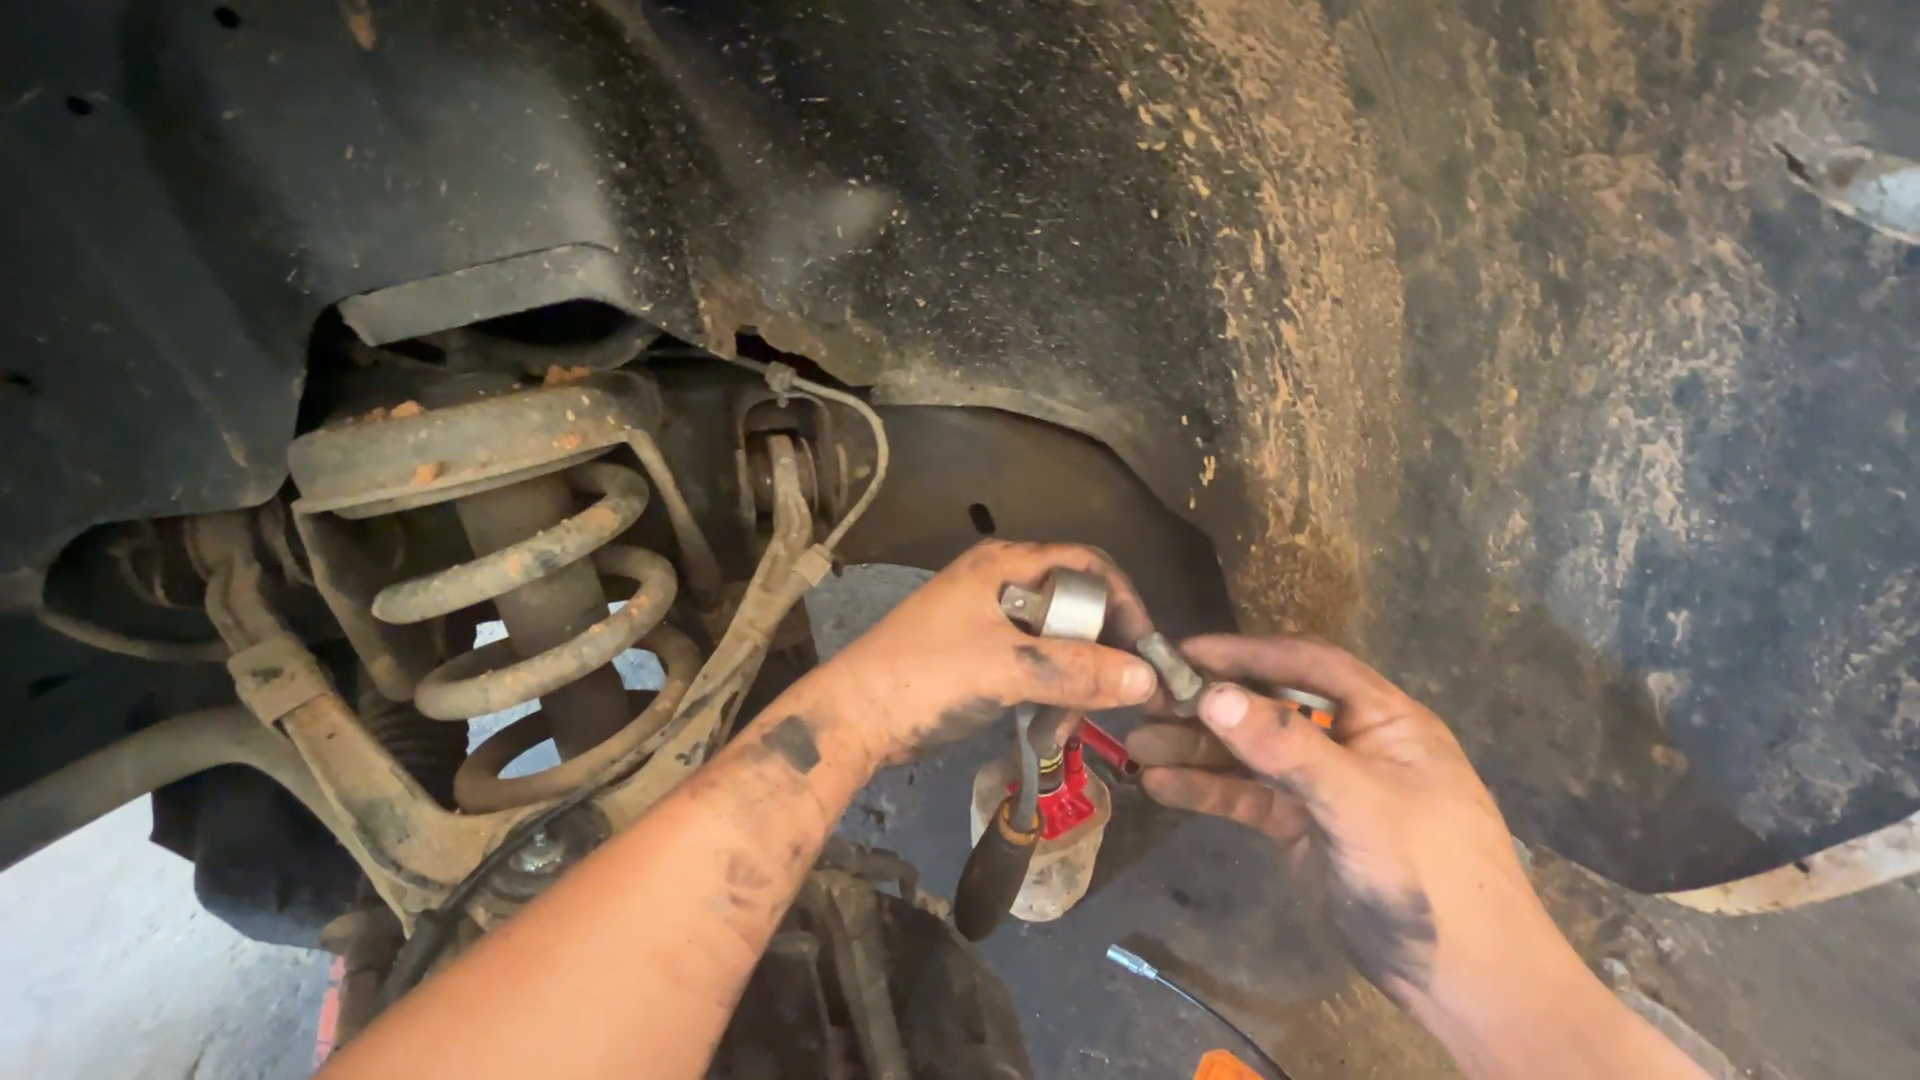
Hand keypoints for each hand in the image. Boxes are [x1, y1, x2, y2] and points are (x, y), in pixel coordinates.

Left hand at [811, 541, 1159, 766]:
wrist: (854, 717)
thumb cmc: (927, 677)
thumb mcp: (1005, 668)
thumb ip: (1076, 670)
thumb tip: (1148, 678)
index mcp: (1004, 564)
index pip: (1086, 563)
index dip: (1122, 600)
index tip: (1144, 648)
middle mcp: (1000, 582)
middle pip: (1075, 604)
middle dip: (1097, 652)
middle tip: (1110, 696)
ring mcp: (987, 619)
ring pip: (1055, 641)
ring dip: (1072, 681)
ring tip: (1067, 725)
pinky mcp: (979, 654)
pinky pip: (1032, 664)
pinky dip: (1047, 691)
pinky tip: (1048, 726)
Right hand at [1125, 635, 1584, 1018]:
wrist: (1467, 985)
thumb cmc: (1431, 876)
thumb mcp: (1359, 804)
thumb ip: (1287, 748)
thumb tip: (1214, 694)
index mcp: (1383, 720)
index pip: (1307, 666)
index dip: (1248, 654)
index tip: (1187, 653)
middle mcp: (1349, 743)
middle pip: (1269, 708)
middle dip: (1209, 705)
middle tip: (1148, 701)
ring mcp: (1322, 787)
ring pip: (1251, 755)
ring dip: (1196, 750)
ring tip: (1137, 747)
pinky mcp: (1301, 827)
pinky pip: (1248, 798)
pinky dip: (1207, 791)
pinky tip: (1161, 785)